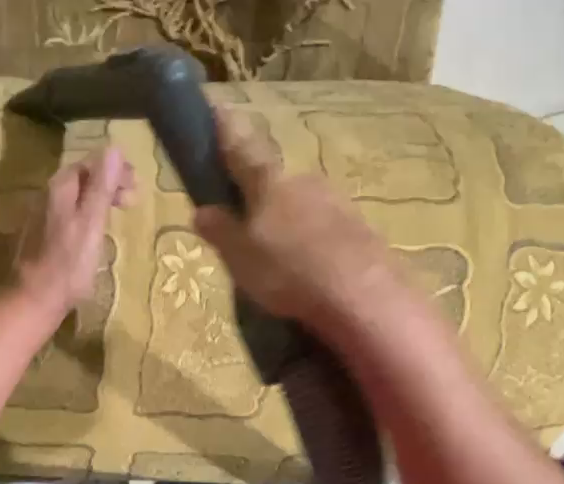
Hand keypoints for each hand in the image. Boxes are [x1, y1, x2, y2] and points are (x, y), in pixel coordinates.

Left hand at [14, 145, 135, 313]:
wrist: (34, 301)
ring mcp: (41, 218)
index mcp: (59, 189)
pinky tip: (94, 234)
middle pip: (81, 180)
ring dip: (98, 201)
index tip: (136, 184)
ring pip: (74, 199)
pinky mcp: (41, 239)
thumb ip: (102, 187)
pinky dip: (86, 217)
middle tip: (131, 200)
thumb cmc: (68, 264)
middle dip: (108, 184)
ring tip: (117, 216)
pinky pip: (68, 216)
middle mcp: (46, 197)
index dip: (114, 169)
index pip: (89, 164)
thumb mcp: (91, 223)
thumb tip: (113, 148)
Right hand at [193, 108, 403, 325]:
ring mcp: (336, 201)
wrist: (361, 294)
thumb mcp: (240, 258)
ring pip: (301, 206)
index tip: (217, 109)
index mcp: (269, 184)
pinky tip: (310, 269)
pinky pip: (324, 227)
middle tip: (248, 229)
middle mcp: (304, 181)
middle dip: (260, 199)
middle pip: (274, 183)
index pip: (242, 150)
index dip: (227, 132)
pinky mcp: (358, 226)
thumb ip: (221, 232)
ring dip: (289, 224)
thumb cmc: (288, 273)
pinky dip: (312, 241)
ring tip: (280, 260)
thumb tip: (202, 210)